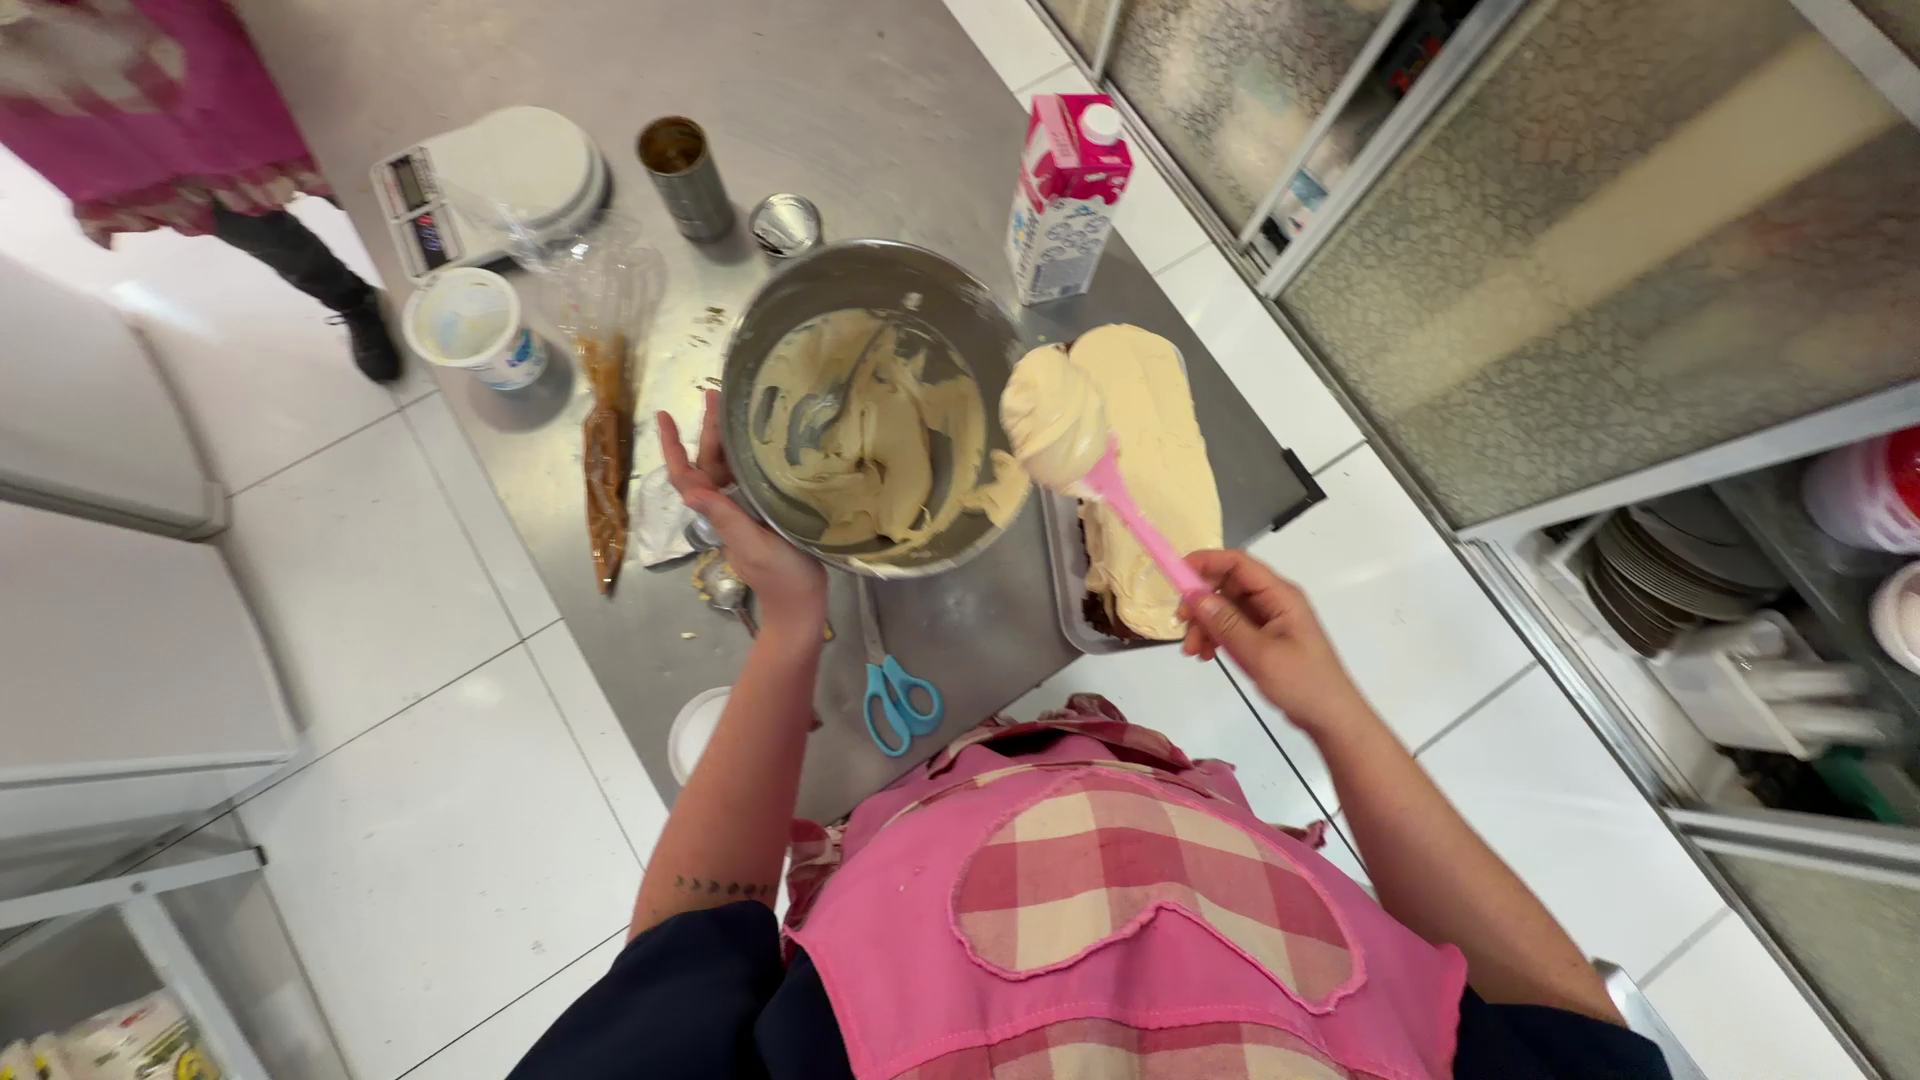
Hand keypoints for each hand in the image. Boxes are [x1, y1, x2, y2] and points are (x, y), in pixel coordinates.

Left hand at [659, 391, 826, 632]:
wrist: (801, 604)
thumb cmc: (780, 576)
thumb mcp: (752, 545)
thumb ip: (723, 517)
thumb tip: (689, 488)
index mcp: (719, 513)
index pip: (687, 475)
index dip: (674, 446)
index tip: (665, 416)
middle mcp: (728, 508)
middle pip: (710, 463)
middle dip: (708, 429)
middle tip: (715, 393)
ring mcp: (746, 511)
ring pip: (730, 468)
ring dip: (730, 438)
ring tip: (737, 408)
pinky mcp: (766, 514)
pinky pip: (752, 478)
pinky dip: (752, 456)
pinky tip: (767, 442)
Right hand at [1180, 549, 1371, 738]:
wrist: (1331, 718)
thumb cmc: (1303, 684)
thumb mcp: (1260, 654)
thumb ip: (1226, 623)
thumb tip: (1195, 595)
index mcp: (1280, 595)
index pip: (1237, 563)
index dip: (1205, 562)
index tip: (1174, 575)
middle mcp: (1273, 600)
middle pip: (1226, 585)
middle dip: (1199, 601)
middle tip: (1181, 624)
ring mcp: (1268, 619)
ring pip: (1224, 607)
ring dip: (1203, 624)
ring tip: (1192, 650)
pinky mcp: (1263, 637)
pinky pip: (1230, 626)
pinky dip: (1214, 637)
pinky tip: (1205, 654)